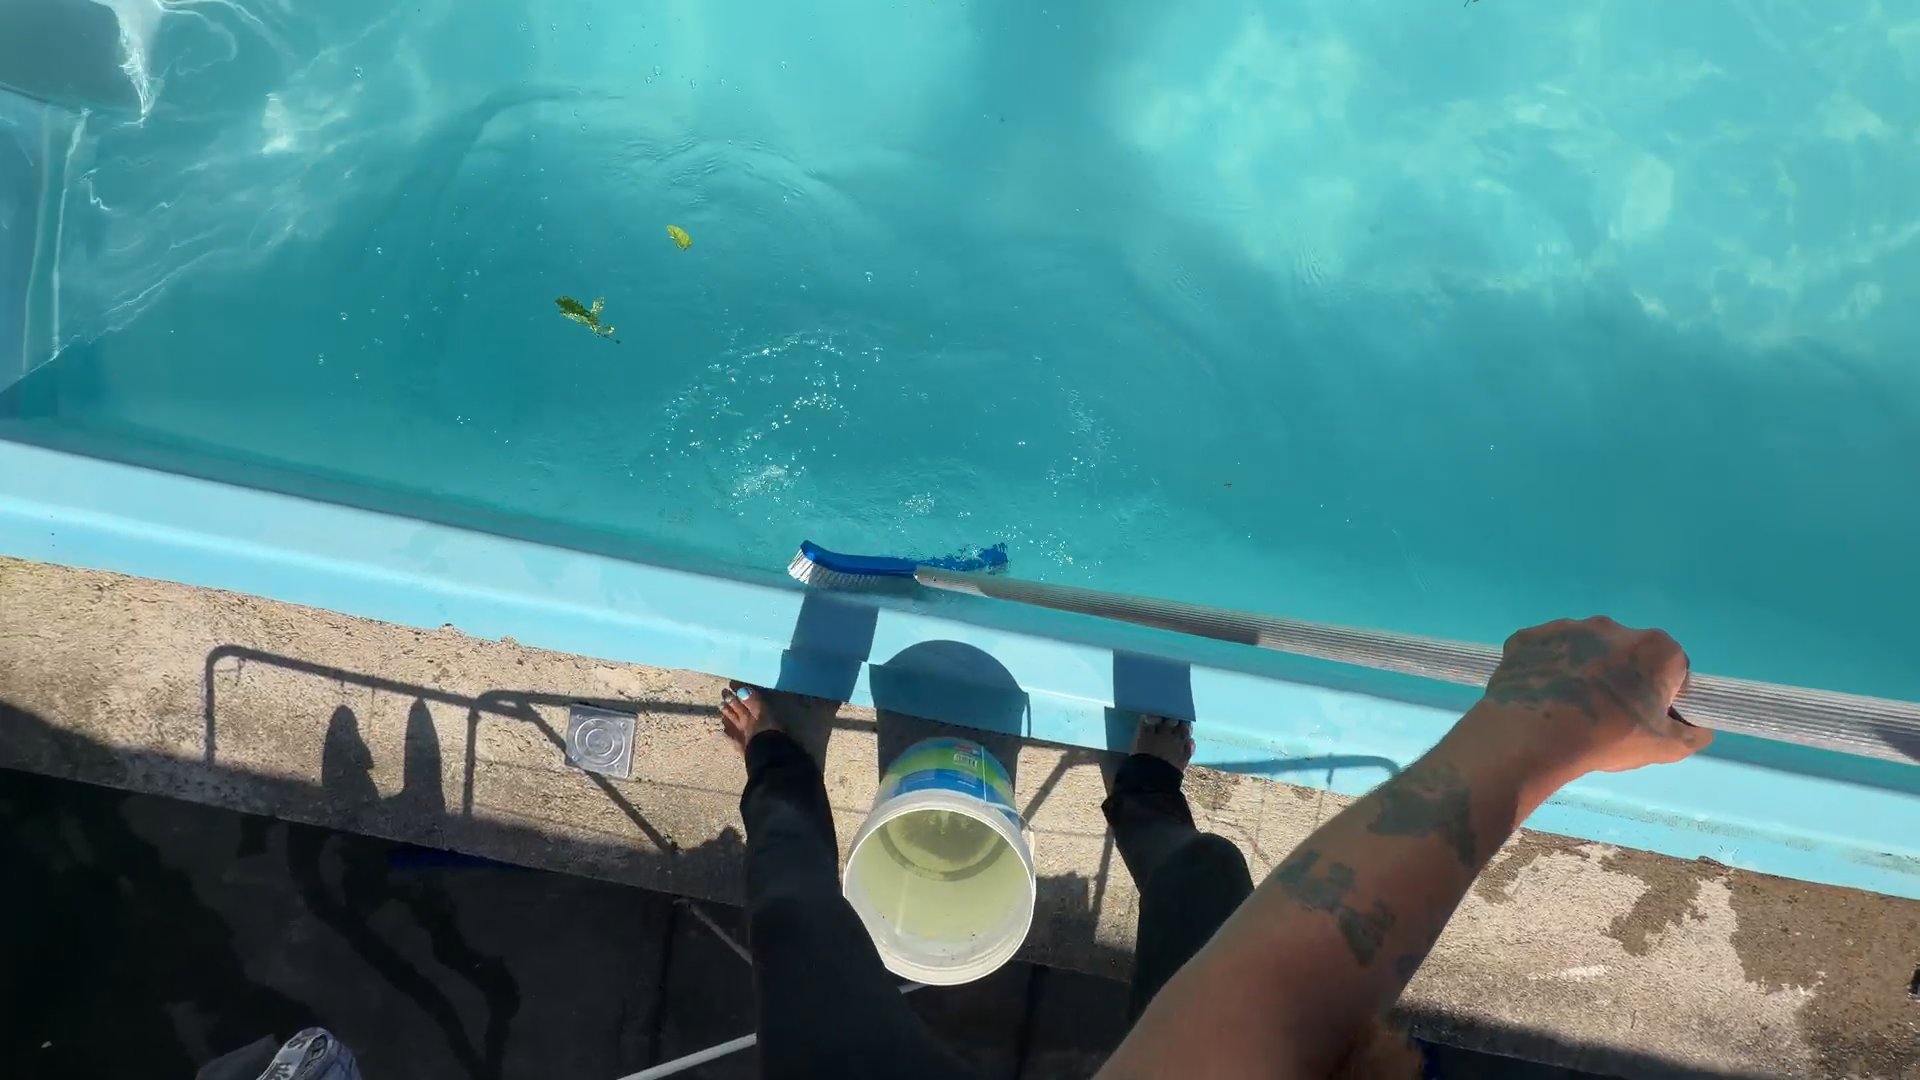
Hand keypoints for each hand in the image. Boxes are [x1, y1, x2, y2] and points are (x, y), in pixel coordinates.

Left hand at [1478, 616, 1710, 775]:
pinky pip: (1543, 651)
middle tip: (1603, 707)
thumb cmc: (1608, 737)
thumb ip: (1694, 730)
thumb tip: (1692, 723)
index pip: (1670, 666)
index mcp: (1654, 647)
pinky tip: (1539, 691)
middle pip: (1623, 653)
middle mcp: (1608, 627)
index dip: (1661, 689)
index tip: (1644, 709)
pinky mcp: (1524, 637)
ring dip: (1580, 667)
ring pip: (1581, 648)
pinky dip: (1544, 666)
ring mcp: (1561, 628)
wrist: (1531, 734)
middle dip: (1619, 674)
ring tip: (1566, 701)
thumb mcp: (1671, 746)